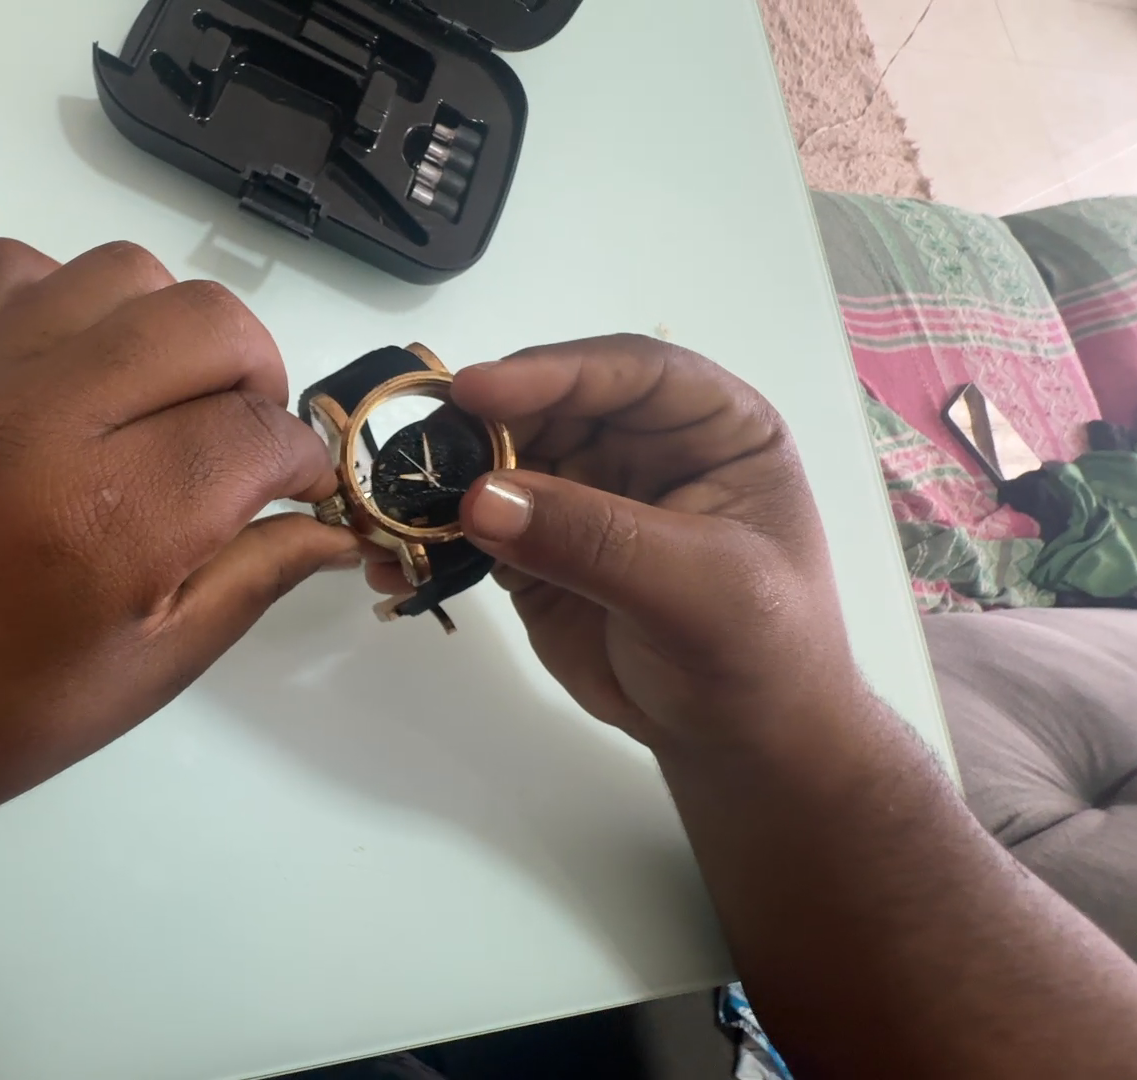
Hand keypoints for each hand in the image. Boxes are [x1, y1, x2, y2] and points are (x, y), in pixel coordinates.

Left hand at [0, 239, 355, 825]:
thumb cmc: (17, 710)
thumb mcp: (160, 664)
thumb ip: (259, 574)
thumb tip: (335, 525)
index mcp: (109, 521)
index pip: (256, 435)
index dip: (303, 459)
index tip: (302, 487)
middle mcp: (41, 423)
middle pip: (207, 323)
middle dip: (260, 377)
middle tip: (244, 441)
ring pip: (123, 271)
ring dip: (176, 329)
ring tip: (166, 399)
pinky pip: (19, 268)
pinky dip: (73, 302)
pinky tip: (79, 371)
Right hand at [368, 335, 862, 751]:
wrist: (727, 736)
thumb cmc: (752, 654)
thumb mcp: (696, 590)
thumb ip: (593, 540)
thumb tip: (478, 501)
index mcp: (706, 431)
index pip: (627, 374)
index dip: (552, 372)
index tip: (473, 392)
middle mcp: (632, 450)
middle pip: (542, 410)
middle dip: (474, 431)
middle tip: (412, 457)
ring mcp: (574, 499)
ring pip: (493, 465)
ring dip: (436, 486)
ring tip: (383, 509)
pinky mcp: (529, 547)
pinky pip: (470, 530)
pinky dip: (429, 542)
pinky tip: (392, 561)